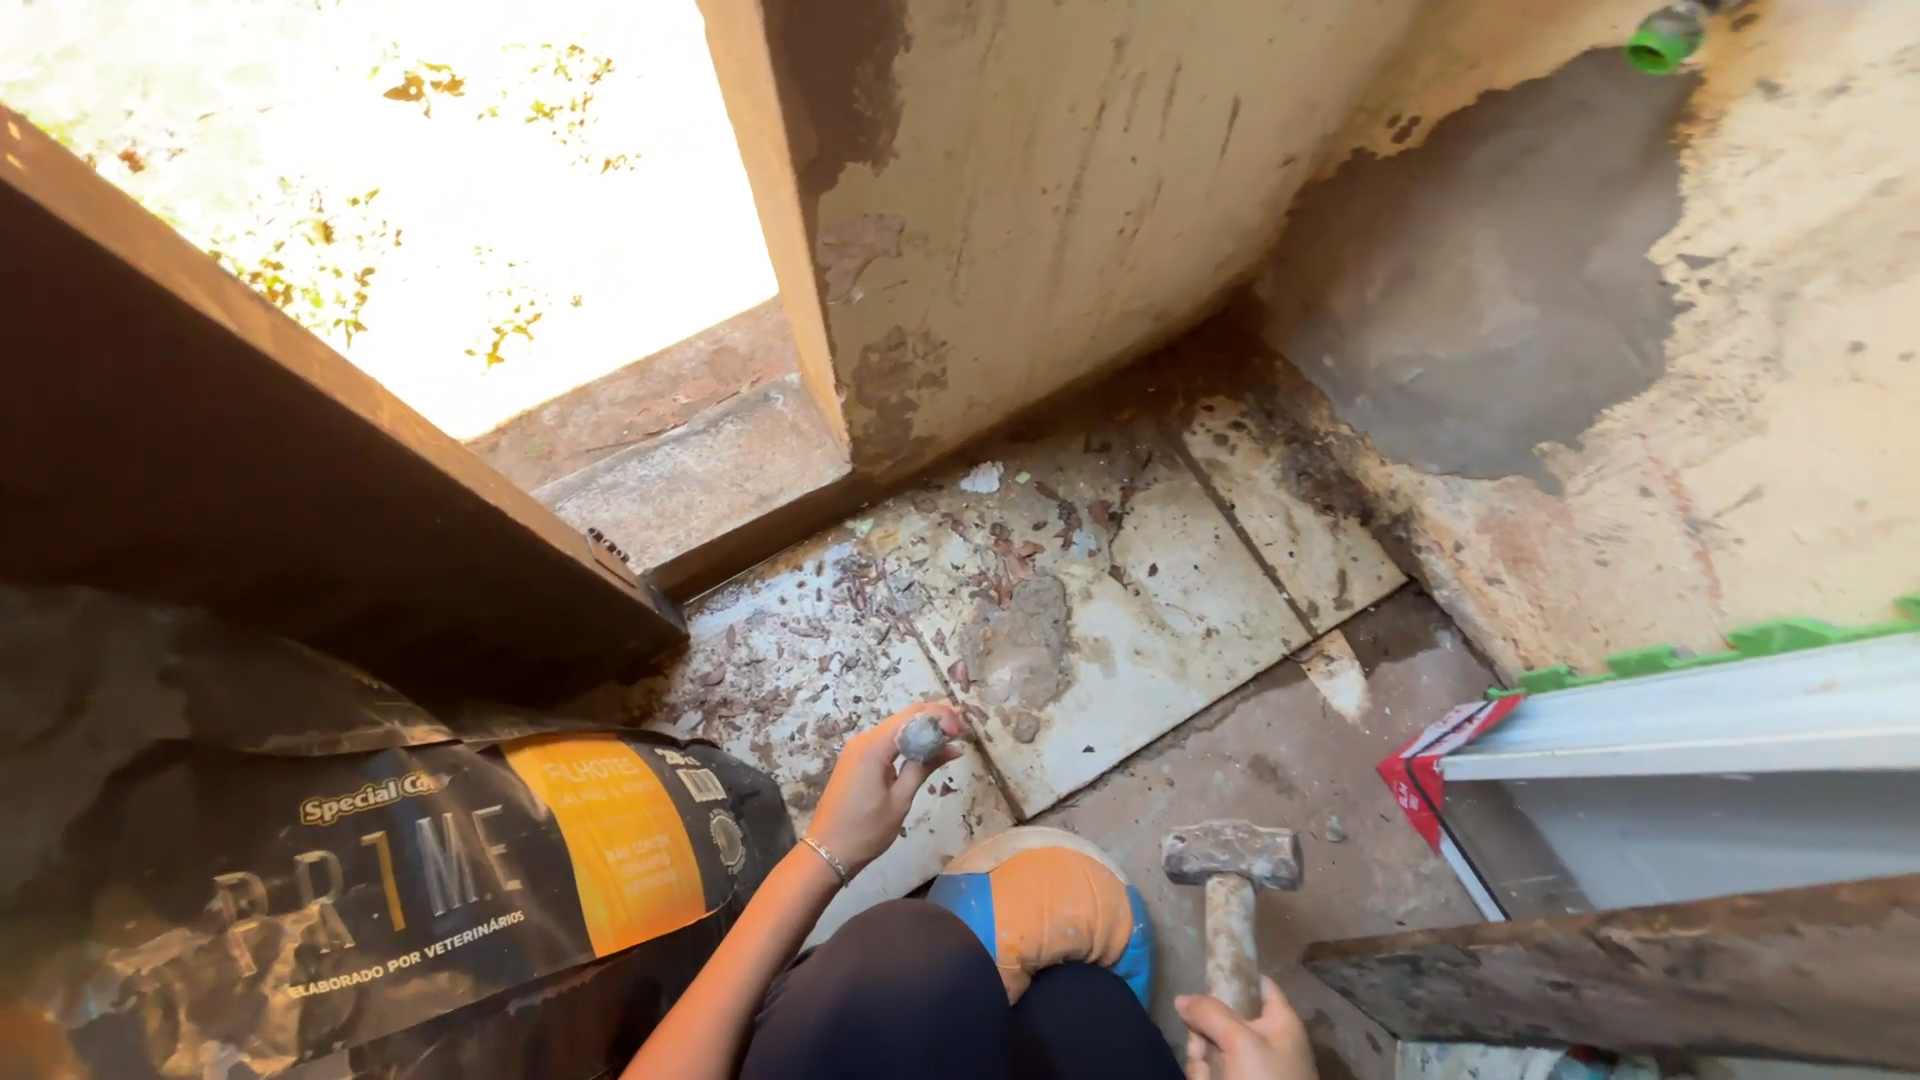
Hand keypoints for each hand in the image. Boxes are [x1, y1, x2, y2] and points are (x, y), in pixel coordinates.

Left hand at [806, 701, 964, 872]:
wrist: (826, 851)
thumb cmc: (865, 830)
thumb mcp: (900, 800)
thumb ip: (924, 767)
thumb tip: (952, 748)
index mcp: (873, 746)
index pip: (912, 716)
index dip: (940, 716)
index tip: (961, 730)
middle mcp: (864, 739)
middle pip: (904, 717)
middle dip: (934, 720)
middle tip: (961, 730)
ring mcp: (858, 748)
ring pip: (896, 728)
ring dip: (922, 731)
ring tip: (950, 739)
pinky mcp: (857, 759)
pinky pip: (887, 742)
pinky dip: (908, 743)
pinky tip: (926, 752)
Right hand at [1176, 976, 1317, 1079]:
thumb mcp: (1240, 1041)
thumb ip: (1210, 1012)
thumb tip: (1182, 999)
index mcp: (1280, 1023)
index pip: (1258, 983)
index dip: (1233, 974)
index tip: (1203, 975)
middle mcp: (1266, 1042)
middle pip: (1222, 1015)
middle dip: (1204, 1030)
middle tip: (1202, 1044)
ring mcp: (1250, 1069)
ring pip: (1210, 1045)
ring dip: (1200, 1058)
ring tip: (1206, 1074)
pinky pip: (1209, 1070)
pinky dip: (1203, 1076)